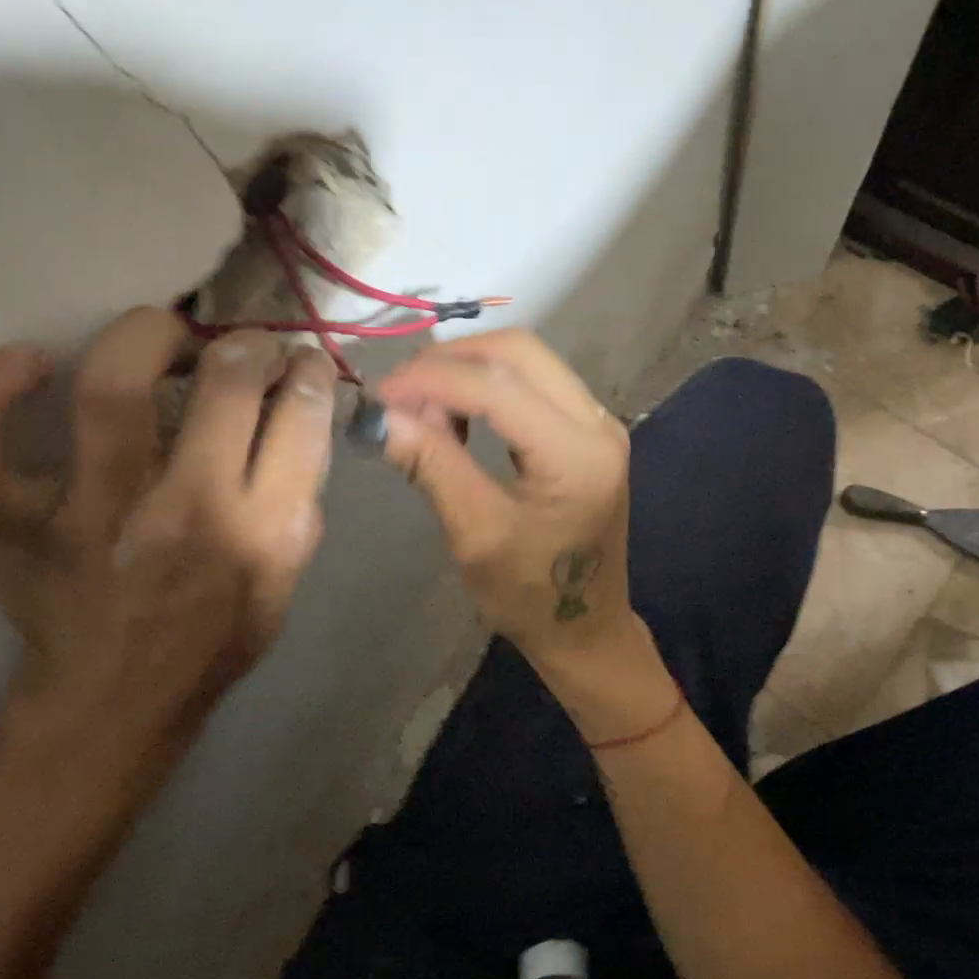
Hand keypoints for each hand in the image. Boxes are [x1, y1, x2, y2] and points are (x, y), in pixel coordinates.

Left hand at [0, 308, 336, 739]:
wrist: (121, 699)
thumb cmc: (217, 635)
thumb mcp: (289, 572)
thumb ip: (296, 494)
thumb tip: (292, 408)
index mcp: (261, 531)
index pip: (300, 419)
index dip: (305, 372)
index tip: (299, 363)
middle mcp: (184, 514)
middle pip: (224, 387)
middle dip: (246, 346)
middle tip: (244, 347)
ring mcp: (92, 516)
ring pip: (110, 389)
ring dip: (148, 337)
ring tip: (163, 339)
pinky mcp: (16, 528)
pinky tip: (28, 365)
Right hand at [373, 330, 636, 669]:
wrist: (585, 627)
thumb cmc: (530, 595)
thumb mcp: (476, 534)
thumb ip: (432, 465)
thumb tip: (378, 414)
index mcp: (576, 455)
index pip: (497, 386)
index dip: (431, 379)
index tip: (378, 393)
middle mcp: (598, 424)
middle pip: (519, 351)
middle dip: (452, 360)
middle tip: (399, 393)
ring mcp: (600, 423)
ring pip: (529, 360)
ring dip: (471, 369)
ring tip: (423, 406)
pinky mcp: (591, 430)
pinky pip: (538, 382)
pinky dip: (492, 384)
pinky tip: (459, 415)